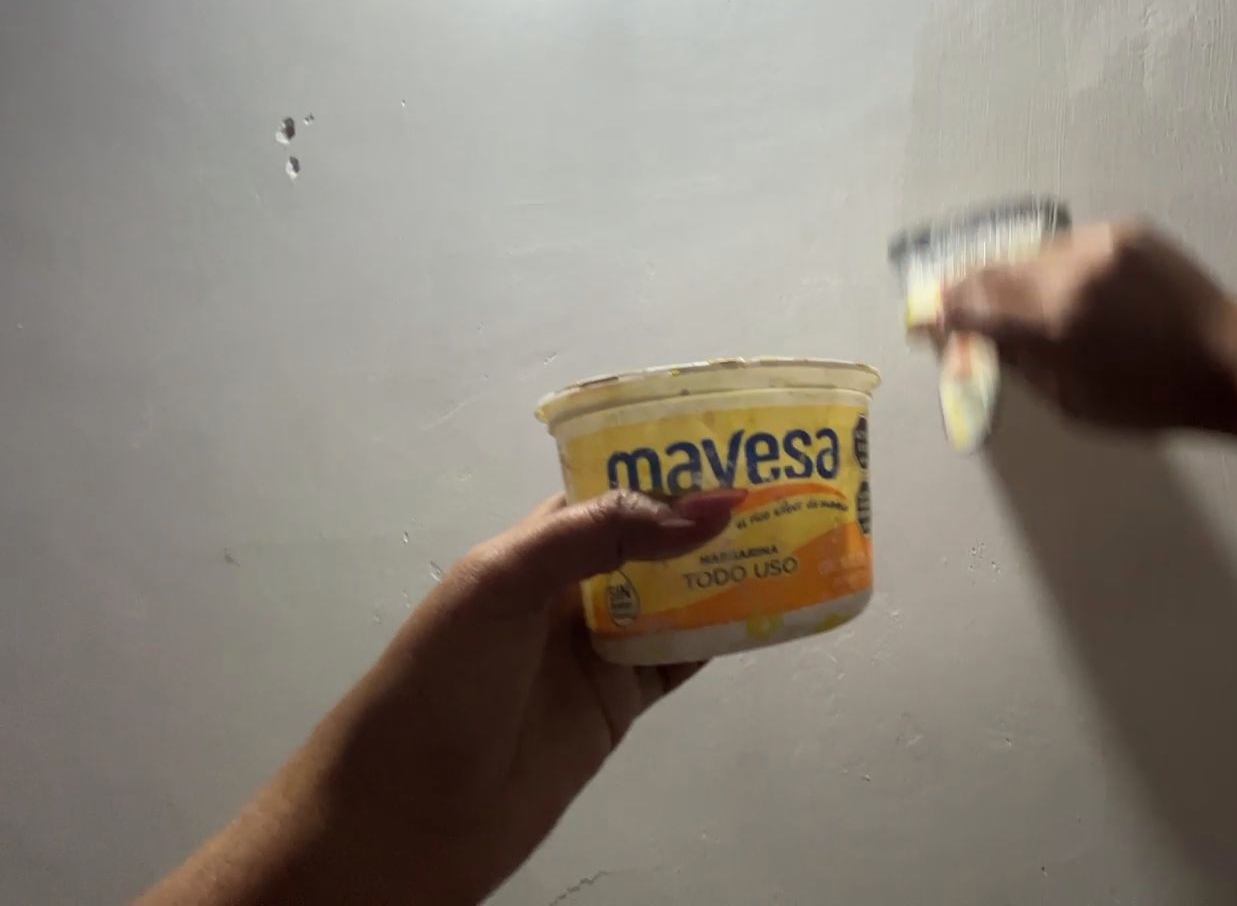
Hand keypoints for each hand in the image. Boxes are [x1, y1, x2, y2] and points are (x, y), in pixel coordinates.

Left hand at [139, 490, 741, 905]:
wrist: (403, 827)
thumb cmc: (441, 684)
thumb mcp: (504, 581)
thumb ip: (602, 534)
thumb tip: (716, 507)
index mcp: (545, 542)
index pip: (622, 484)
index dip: (677, 463)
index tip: (742, 446)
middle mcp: (582, 581)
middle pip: (663, 534)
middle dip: (717, 512)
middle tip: (788, 487)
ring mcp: (610, 638)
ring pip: (687, 587)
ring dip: (734, 565)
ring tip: (796, 535)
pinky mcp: (631, 690)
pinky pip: (693, 646)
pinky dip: (733, 627)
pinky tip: (776, 606)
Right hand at [940, 222, 1236, 430]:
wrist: (1229, 361)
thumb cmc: (1149, 400)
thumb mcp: (1072, 403)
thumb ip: (1019, 365)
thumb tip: (976, 340)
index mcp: (1052, 327)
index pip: (973, 311)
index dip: (943, 315)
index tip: (927, 320)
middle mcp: (1067, 275)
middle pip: (991, 271)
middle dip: (968, 289)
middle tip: (956, 300)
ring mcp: (1097, 246)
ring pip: (1030, 255)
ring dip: (1017, 279)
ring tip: (1025, 301)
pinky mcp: (1124, 230)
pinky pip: (1069, 248)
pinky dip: (1057, 268)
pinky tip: (1074, 289)